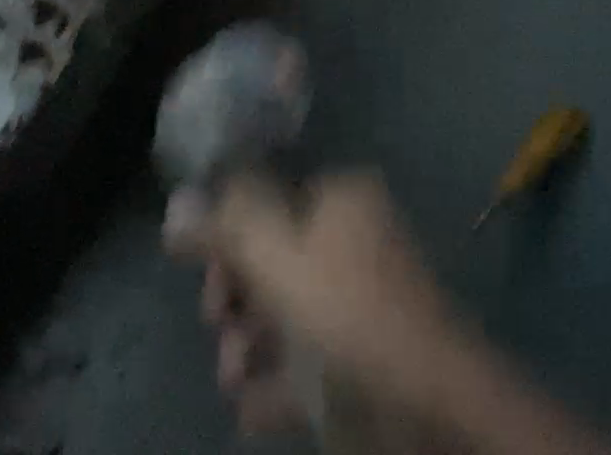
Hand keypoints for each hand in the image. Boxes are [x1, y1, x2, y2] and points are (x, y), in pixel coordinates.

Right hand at [166, 173, 462, 427]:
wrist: (434, 412)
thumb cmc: (345, 313)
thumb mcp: (269, 254)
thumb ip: (219, 223)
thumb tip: (176, 201)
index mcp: (340, 202)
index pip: (263, 197)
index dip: (223, 230)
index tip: (197, 264)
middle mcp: (353, 243)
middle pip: (268, 257)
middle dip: (232, 297)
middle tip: (214, 319)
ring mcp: (363, 305)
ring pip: (284, 312)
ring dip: (246, 345)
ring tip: (233, 375)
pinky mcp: (368, 361)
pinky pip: (309, 360)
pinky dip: (276, 383)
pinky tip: (251, 408)